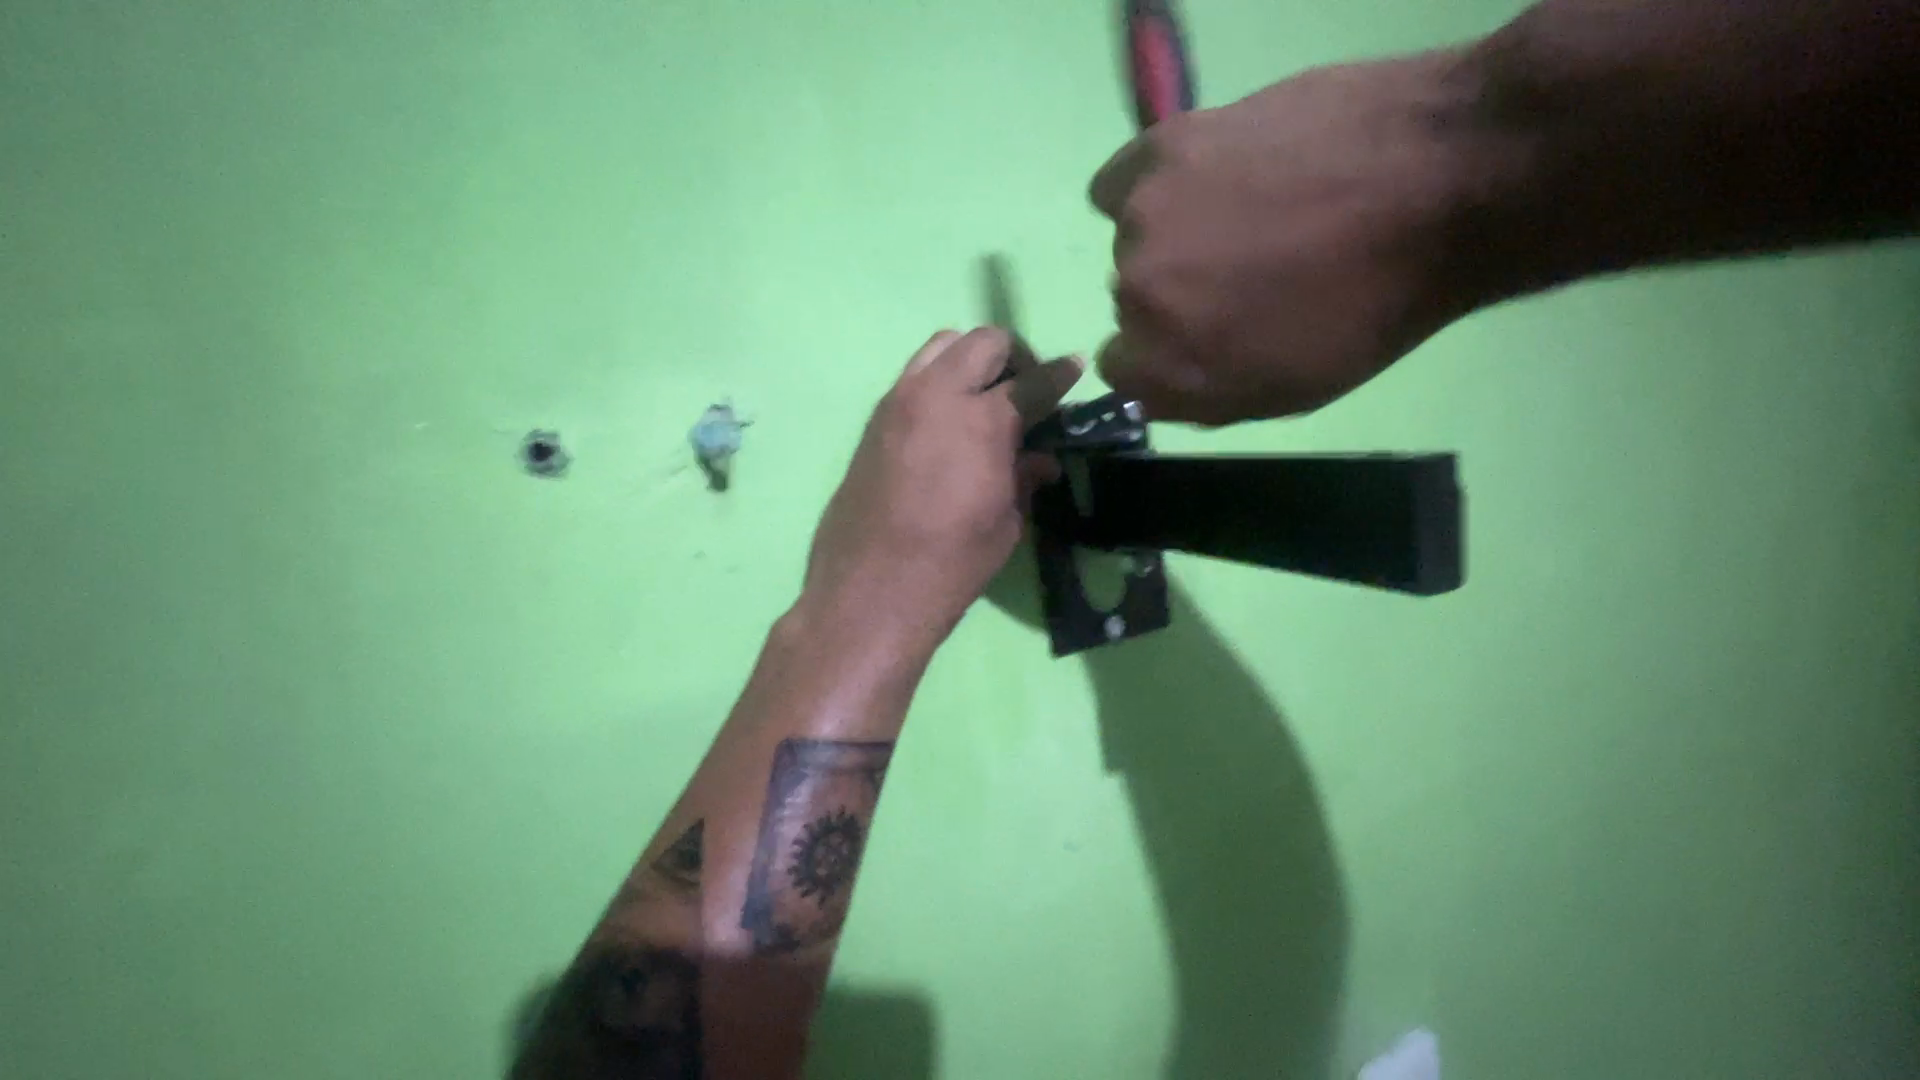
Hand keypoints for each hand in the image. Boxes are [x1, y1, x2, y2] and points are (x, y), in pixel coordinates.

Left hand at [799, 328, 1081, 653]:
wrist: (869, 589)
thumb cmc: (950, 563)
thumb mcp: (1005, 523)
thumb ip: (1024, 478)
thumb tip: (1040, 459)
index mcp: (983, 419)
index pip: (1033, 381)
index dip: (1060, 374)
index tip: (1074, 368)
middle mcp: (937, 394)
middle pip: (984, 342)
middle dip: (1013, 357)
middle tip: (1025, 390)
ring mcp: (899, 401)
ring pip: (942, 346)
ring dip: (970, 359)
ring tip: (983, 397)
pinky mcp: (874, 419)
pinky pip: (914, 376)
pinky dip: (939, 381)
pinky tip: (948, 421)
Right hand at [1090, 51, 1516, 424]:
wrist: (1440, 183)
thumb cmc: (1373, 307)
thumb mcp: (1286, 393)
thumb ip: (1199, 397)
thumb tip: (1156, 382)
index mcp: (1166, 366)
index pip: (1121, 370)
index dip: (1163, 353)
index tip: (1206, 332)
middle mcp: (1136, 297)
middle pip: (1128, 303)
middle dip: (1173, 295)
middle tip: (1241, 269)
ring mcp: (1144, 217)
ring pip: (1131, 240)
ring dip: (1173, 235)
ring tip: (1245, 212)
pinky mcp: (1161, 147)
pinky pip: (1117, 185)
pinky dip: (1147, 187)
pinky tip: (1200, 181)